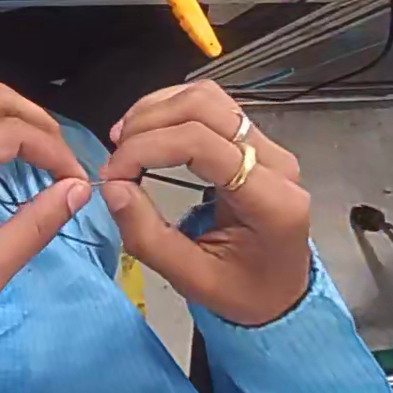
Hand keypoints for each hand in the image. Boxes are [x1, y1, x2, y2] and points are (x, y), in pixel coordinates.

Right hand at [97, 82, 311, 325]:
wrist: (279, 296)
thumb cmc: (242, 292)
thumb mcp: (191, 279)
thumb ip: (147, 235)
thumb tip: (113, 186)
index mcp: (272, 202)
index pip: (202, 144)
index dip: (147, 147)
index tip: (114, 173)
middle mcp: (275, 163)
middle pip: (204, 106)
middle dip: (147, 123)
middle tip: (117, 157)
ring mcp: (267, 146)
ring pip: (205, 96)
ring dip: (155, 110)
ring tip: (125, 140)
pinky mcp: (250, 140)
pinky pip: (207, 103)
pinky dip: (166, 109)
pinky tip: (144, 131)